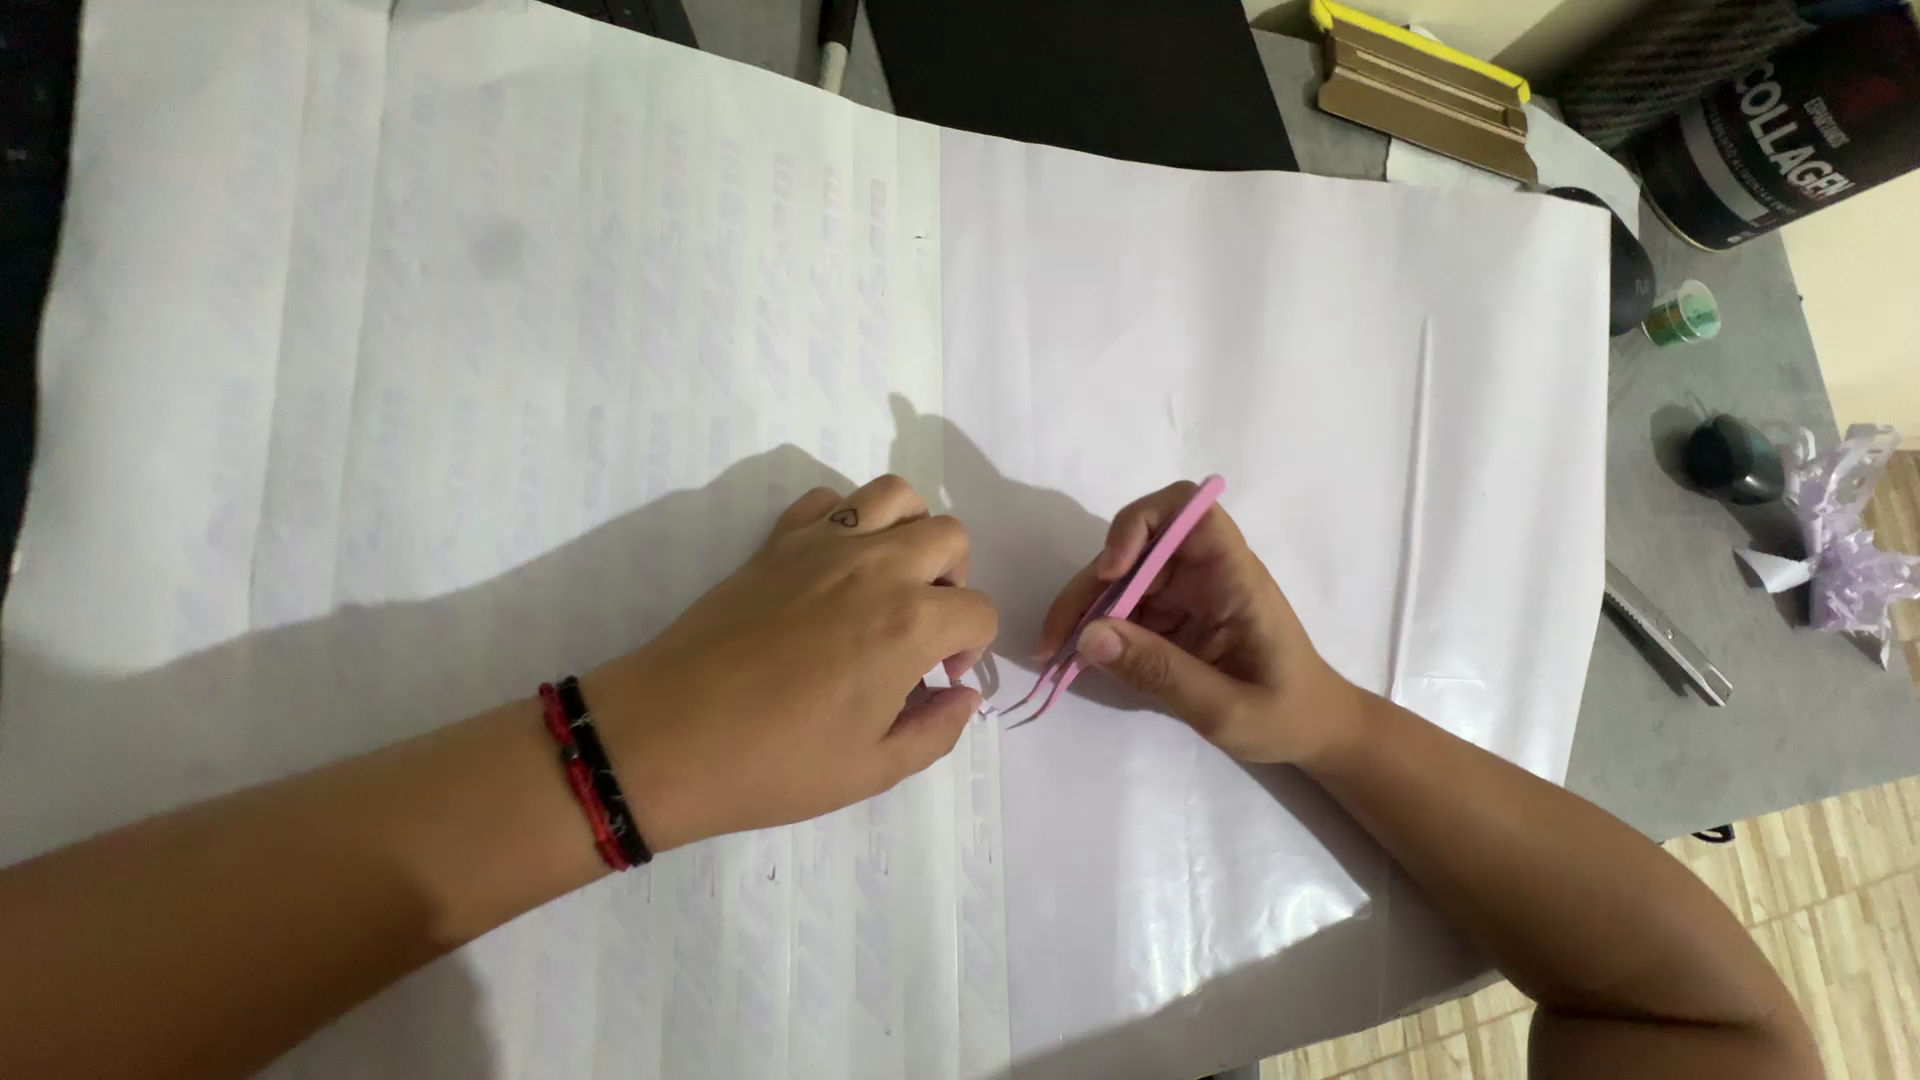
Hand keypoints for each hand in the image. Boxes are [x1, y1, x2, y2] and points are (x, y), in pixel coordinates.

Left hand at [580, 476, 997, 851]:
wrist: (668, 737)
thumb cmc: (776, 763)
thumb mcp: (874, 770)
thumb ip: (938, 730)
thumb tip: (964, 695)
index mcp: (910, 624)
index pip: (979, 609)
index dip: (971, 645)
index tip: (939, 676)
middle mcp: (877, 567)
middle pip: (950, 537)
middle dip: (954, 580)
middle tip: (924, 623)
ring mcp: (824, 545)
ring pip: (897, 494)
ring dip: (912, 529)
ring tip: (893, 575)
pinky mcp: (778, 541)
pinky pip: (829, 500)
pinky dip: (847, 518)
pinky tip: (837, 564)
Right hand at [1037, 481, 1359, 764]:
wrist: (1314, 733)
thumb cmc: (1286, 716)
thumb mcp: (1225, 709)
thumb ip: (1161, 672)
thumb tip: (1088, 635)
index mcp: (1233, 578)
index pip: (1188, 510)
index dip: (1140, 523)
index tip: (1112, 571)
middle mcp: (1205, 573)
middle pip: (1135, 548)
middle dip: (1090, 584)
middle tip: (1055, 638)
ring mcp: (1186, 593)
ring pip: (1121, 577)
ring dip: (1083, 607)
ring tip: (1053, 653)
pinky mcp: (1172, 616)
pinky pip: (1124, 607)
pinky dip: (1095, 628)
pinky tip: (1074, 658)